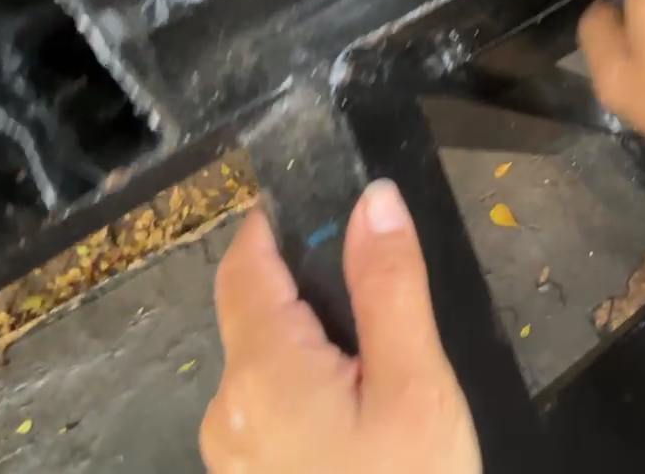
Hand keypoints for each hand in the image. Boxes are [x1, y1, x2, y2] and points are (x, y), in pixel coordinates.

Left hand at [202, 184, 478, 473]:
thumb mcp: (414, 381)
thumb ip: (389, 285)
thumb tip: (373, 197)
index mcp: (262, 372)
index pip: (244, 264)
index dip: (279, 221)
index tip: (332, 198)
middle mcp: (230, 407)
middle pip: (259, 308)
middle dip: (316, 278)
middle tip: (390, 284)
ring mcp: (237, 453)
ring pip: (271, 355)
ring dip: (321, 330)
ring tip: (390, 348)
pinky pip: (276, 399)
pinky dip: (316, 374)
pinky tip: (368, 404)